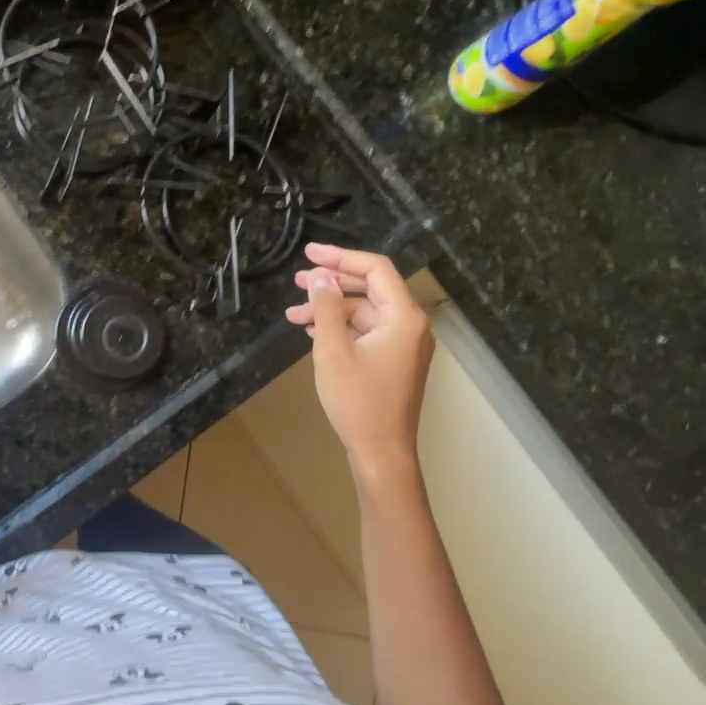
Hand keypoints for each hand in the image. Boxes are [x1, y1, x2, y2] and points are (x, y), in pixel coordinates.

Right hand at [284, 243, 433, 465]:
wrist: (381, 451)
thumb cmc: (357, 401)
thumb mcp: (332, 351)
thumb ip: (326, 308)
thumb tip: (320, 277)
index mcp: (403, 318)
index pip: (376, 270)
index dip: (341, 257)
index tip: (309, 254)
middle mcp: (411, 325)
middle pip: (371, 288)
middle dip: (333, 282)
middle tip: (297, 280)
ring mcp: (405, 344)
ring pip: (366, 312)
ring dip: (331, 309)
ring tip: (294, 314)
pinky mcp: (396, 361)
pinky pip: (369, 331)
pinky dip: (342, 327)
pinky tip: (314, 331)